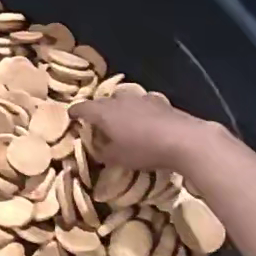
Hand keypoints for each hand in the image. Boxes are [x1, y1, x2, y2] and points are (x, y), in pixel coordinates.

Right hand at [70, 94, 226, 173]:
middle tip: (96, 122)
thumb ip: (104, 152)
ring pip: (123, 100)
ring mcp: (142, 98)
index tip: (70, 116)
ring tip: (120, 120)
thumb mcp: (117, 158)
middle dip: (97, 110)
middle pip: (103, 102)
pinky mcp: (161, 102)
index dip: (75, 112)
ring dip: (119, 108)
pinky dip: (139, 111)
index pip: (83, 108)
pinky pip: (143, 104)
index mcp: (104, 112)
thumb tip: (99, 149)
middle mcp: (120, 100)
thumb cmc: (144, 149)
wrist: (185, 139)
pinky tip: (145, 120)